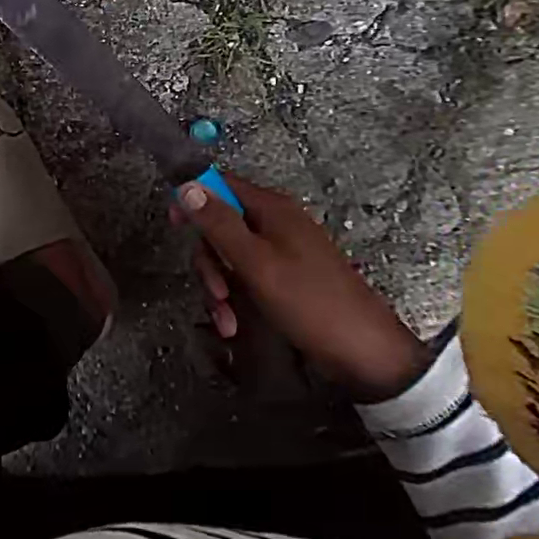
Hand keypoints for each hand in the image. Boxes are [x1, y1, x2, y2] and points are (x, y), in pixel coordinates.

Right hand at [170, 175, 427, 401]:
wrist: (365, 353)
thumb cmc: (310, 302)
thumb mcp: (256, 263)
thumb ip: (219, 223)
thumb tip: (187, 184)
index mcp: (271, 209)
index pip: (220, 184)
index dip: (193, 198)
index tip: (174, 223)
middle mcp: (275, 223)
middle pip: (221, 225)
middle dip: (209, 260)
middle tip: (215, 290)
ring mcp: (282, 250)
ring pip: (230, 256)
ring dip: (220, 286)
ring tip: (227, 319)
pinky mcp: (285, 277)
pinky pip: (247, 276)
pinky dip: (236, 298)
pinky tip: (235, 324)